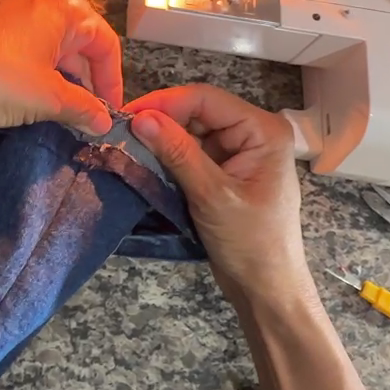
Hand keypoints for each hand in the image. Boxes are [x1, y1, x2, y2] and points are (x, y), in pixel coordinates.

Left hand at [0, 0, 121, 134]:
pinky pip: (29, 44)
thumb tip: (104, 122)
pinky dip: (39, 68)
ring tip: (62, 110)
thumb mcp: (48, 98)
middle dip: (87, 79)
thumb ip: (83, 108)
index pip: (105, 44)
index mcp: (64, 7)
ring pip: (53, 43)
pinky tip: (31, 94)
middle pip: (80, 40)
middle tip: (87, 114)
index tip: (111, 114)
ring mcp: (13, 8)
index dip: (113, 82)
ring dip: (62, 76)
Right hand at [125, 84, 310, 305]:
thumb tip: (141, 118)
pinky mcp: (223, 170)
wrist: (266, 290)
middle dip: (161, 119)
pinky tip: (145, 160)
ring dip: (162, 137)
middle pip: (197, 111)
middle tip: (122, 131)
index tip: (128, 116)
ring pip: (190, 130)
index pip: (206, 99)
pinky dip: (169, 154)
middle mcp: (252, 133)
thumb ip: (177, 153)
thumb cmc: (250, 243)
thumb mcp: (212, 195)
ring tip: (128, 143)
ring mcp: (238, 152)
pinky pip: (191, 151)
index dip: (165, 103)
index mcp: (262, 131)